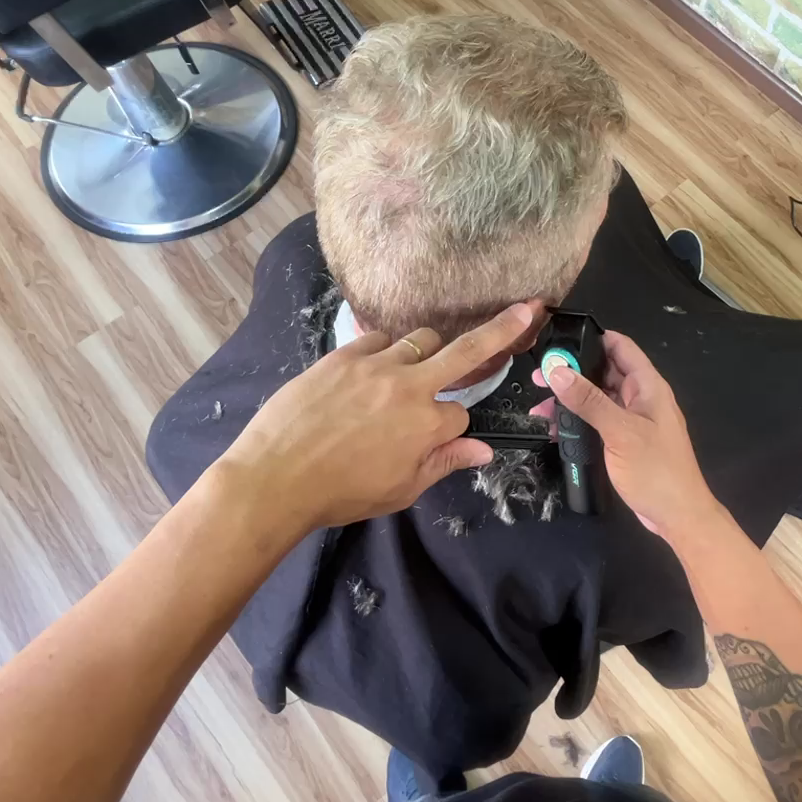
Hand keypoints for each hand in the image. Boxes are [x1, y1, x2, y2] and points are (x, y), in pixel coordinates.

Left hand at [208, 303, 536, 531]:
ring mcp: (376, 364)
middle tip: (526, 308)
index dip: (450, 427)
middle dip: (502, 329)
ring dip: (425, 352)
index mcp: (427, 425)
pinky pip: (377, 338)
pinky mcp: (343, 354)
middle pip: (467, 350)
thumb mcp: (401, 490)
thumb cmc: (342, 494)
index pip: (461, 413)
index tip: (433, 439)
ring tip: (405, 372)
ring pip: (420, 339)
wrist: (274, 479)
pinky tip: (368, 371)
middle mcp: (410, 386)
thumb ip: (445, 463)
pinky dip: (382, 351)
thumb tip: (485, 450)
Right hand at [543, 331, 727, 542]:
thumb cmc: (655, 469)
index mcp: (648, 386)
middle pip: (604, 371)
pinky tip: (555, 427)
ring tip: (539, 405)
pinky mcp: (624, 440)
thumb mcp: (619, 431)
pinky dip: (578, 420)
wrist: (677, 516)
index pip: (621, 347)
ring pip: (598, 398)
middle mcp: (640, 397)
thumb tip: (557, 369)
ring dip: (571, 398)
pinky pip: (598, 420)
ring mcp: (632, 419)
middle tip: (539, 375)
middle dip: (573, 371)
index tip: (560, 339)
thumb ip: (588, 400)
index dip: (593, 338)